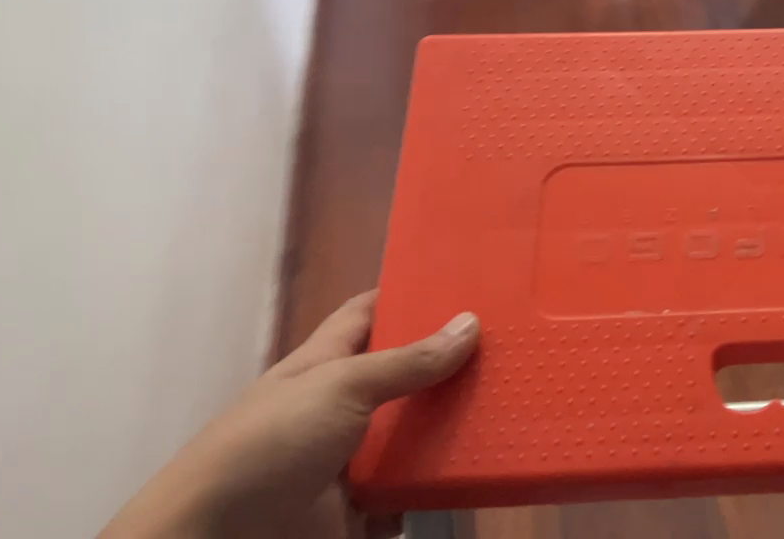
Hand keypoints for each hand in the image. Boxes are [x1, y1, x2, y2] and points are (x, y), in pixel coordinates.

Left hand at [101, 291, 478, 538]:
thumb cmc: (266, 448)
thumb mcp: (339, 388)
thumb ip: (406, 361)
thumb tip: (471, 323)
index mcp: (324, 364)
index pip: (370, 312)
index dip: (410, 291)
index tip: (465, 276)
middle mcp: (341, 406)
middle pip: (405, 370)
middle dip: (451, 356)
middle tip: (514, 336)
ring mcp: (351, 459)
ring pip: (416, 428)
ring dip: (457, 418)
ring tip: (518, 393)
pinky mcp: (364, 508)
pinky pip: (415, 486)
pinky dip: (446, 477)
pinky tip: (492, 458)